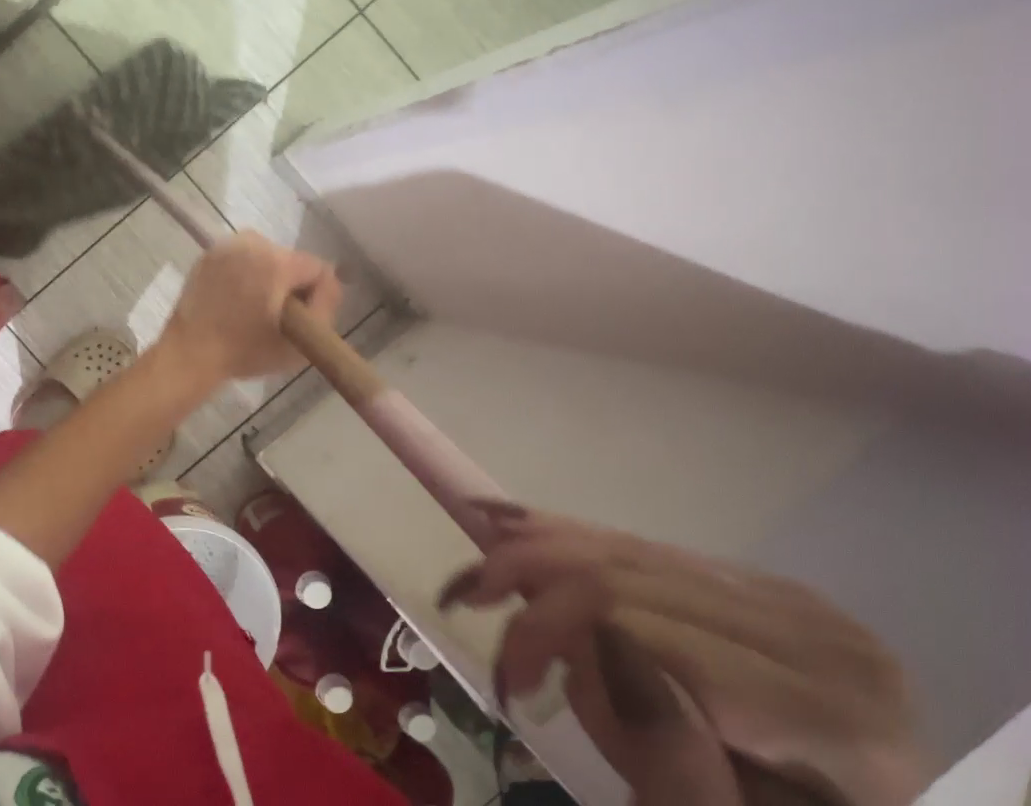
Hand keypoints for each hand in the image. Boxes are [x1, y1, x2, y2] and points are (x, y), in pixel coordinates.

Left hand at [159, 231, 341, 381]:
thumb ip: (326, 309)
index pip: (318, 269)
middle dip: (290, 285)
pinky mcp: (208, 255)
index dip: (316, 296)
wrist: (189, 352)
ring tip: (255, 309)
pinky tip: (235, 301)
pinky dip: (244, 275)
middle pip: (291, 261)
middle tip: (277, 316)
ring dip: (268, 279)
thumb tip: (329, 285)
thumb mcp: (300, 342)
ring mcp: (226, 246)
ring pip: (266, 258)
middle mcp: (253, 243)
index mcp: (277, 261)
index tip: (301, 320)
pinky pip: (241, 260)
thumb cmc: (246, 351)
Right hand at [439, 502, 927, 805]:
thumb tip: (602, 645)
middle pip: (630, 574)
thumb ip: (673, 767)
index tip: (502, 681)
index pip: (648, 626)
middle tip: (459, 602)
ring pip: (629, 548)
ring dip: (539, 549)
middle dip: (531, 580)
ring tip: (475, 569)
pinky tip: (514, 523)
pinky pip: (647, 548)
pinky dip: (573, 539)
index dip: (551, 628)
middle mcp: (821, 638)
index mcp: (830, 716)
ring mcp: (794, 603)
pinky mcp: (761, 587)